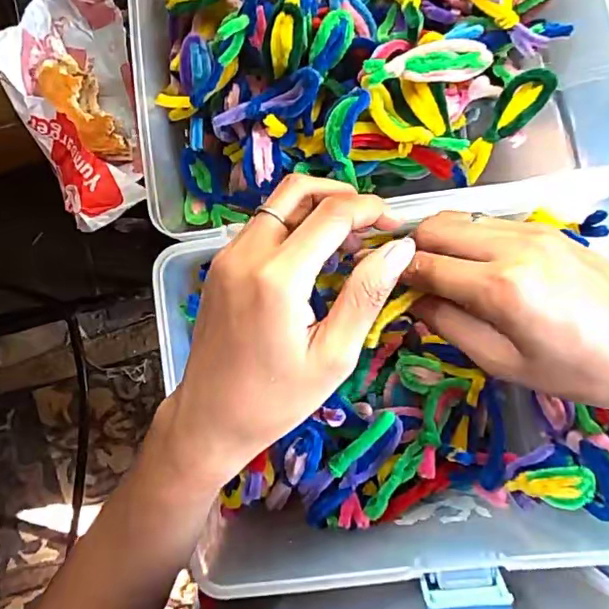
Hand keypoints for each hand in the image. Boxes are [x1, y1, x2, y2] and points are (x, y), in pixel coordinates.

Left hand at [157, 175, 414, 485]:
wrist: (209, 418)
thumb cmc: (275, 399)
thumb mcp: (333, 355)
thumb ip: (366, 294)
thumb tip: (399, 249)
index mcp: (277, 278)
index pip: (331, 213)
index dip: (370, 208)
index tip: (395, 224)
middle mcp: (246, 254)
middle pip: (297, 190)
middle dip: (341, 195)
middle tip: (370, 224)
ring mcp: (226, 257)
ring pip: (276, 204)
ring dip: (315, 209)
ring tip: (347, 243)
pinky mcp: (220, 265)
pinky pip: (260, 226)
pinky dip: (292, 226)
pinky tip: (314, 258)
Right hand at [401, 212, 608, 426]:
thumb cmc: (585, 373)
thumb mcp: (507, 365)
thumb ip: (450, 327)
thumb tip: (411, 301)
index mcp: (502, 287)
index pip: (422, 265)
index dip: (391, 273)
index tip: (376, 284)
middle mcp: (514, 246)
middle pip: (435, 227)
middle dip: (410, 249)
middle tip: (404, 279)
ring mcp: (534, 230)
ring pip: (460, 218)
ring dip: (438, 240)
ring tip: (438, 274)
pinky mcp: (550, 228)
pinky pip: (490, 222)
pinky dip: (468, 238)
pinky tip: (476, 268)